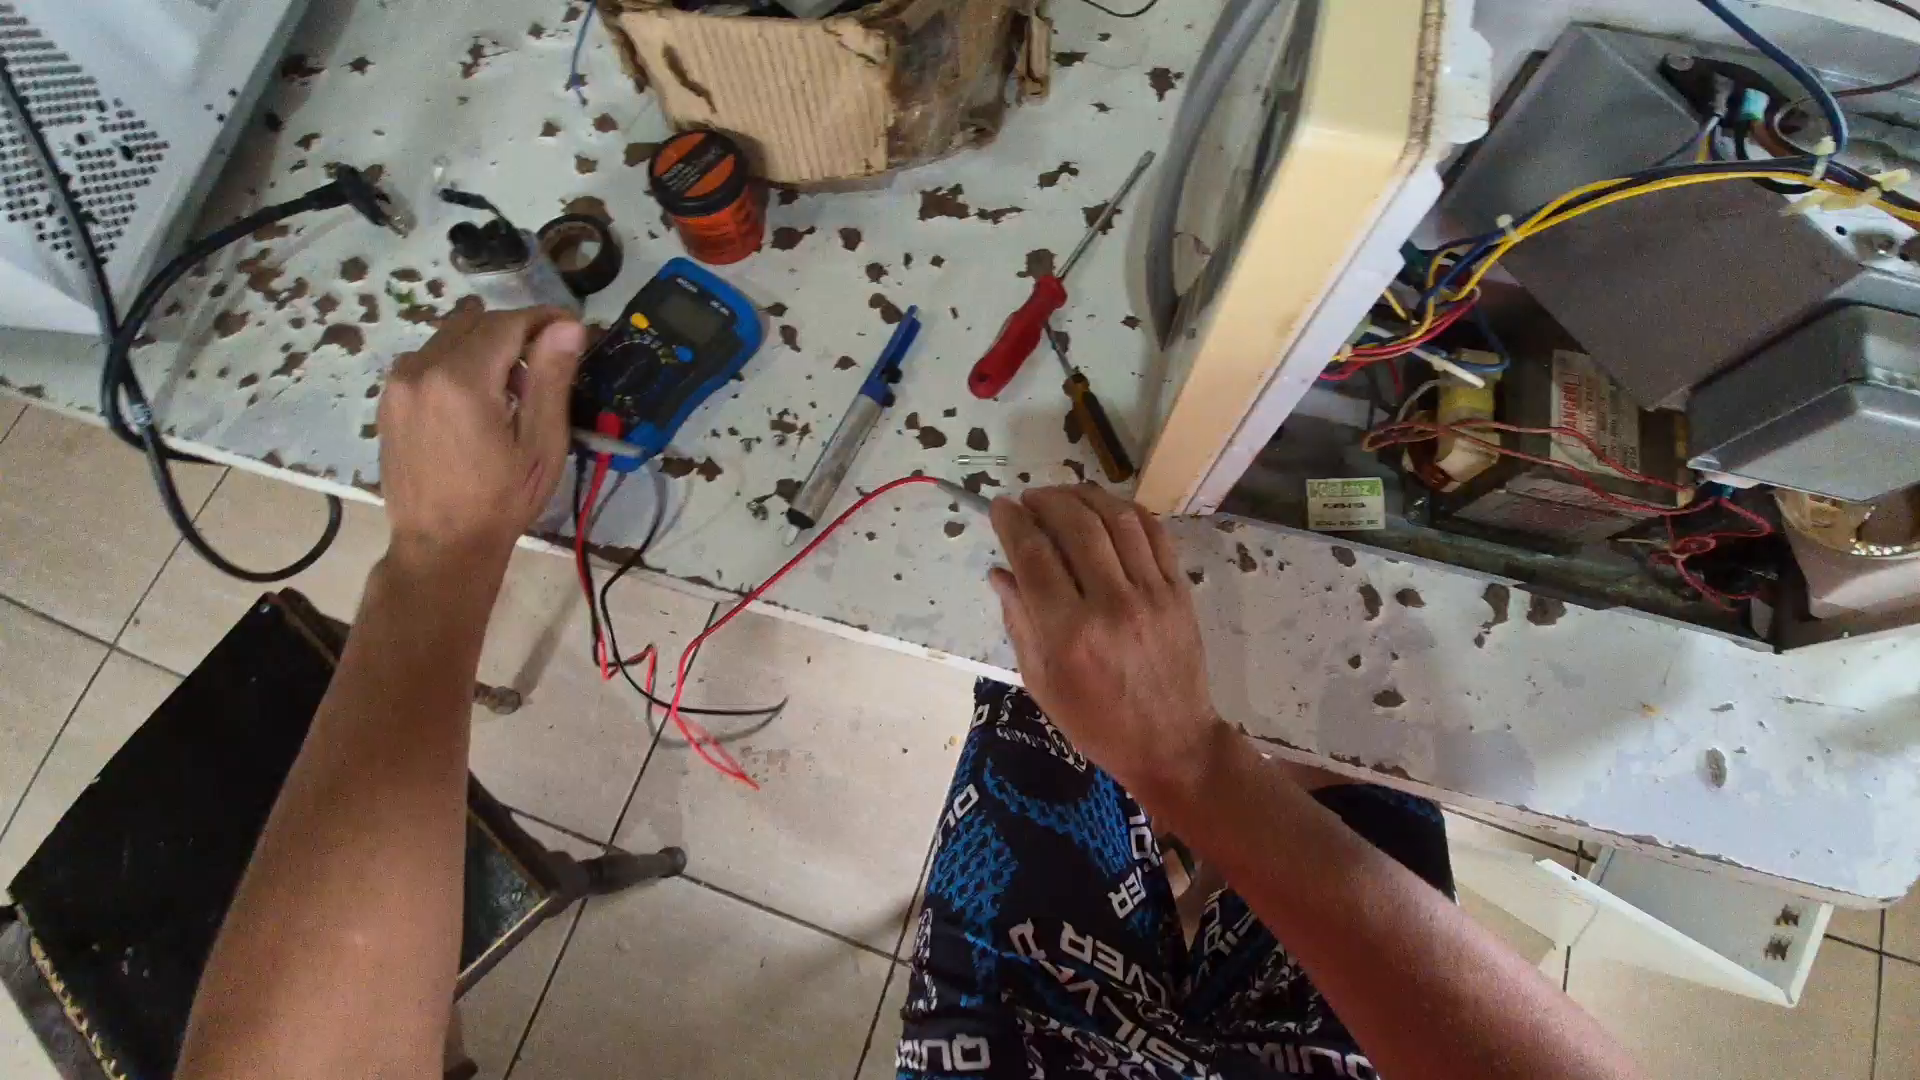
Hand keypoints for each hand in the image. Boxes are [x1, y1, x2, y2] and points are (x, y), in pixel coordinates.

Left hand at [377, 300, 585, 572]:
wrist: (442, 543)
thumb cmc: (504, 499)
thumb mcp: (541, 443)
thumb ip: (551, 379)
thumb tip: (568, 327)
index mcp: (462, 380)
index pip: (507, 323)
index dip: (544, 318)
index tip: (575, 327)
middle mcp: (421, 369)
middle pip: (475, 323)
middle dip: (518, 330)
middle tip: (553, 356)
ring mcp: (399, 383)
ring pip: (450, 338)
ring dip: (489, 345)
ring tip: (520, 383)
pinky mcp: (390, 399)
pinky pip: (430, 360)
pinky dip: (462, 362)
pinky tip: (484, 398)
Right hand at [987, 485, 1228, 810]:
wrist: (1171, 743)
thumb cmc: (1095, 722)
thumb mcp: (1041, 682)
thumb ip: (1018, 620)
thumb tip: (999, 571)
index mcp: (1068, 633)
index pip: (1033, 556)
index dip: (1012, 523)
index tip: (1000, 508)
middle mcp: (1110, 604)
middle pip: (1076, 526)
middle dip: (1046, 501)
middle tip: (1029, 499)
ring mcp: (1151, 594)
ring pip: (1117, 520)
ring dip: (1085, 496)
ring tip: (1064, 496)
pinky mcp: (1179, 591)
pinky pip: (1154, 533)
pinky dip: (1127, 511)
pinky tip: (1107, 509)